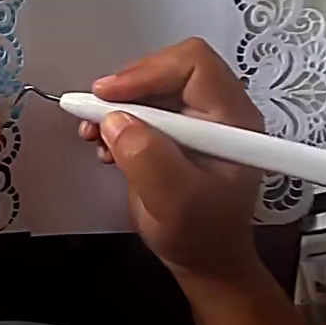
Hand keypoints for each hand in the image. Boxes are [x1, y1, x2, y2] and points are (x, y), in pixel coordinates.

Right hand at [76, 38, 265, 283]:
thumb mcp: (174, 201)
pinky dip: (113, 118)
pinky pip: (138, 106)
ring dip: (114, 105)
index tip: (109, 95)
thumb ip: (148, 158)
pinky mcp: (170, 130)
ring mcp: (192, 120)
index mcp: (231, 120)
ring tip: (93, 131)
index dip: (148, 72)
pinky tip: (103, 143)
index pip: (192, 66)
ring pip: (147, 86)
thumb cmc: (198, 233)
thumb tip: (116, 120)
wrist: (201, 258)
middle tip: (94, 111)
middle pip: (166, 69)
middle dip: (126, 88)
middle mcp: (215, 112)